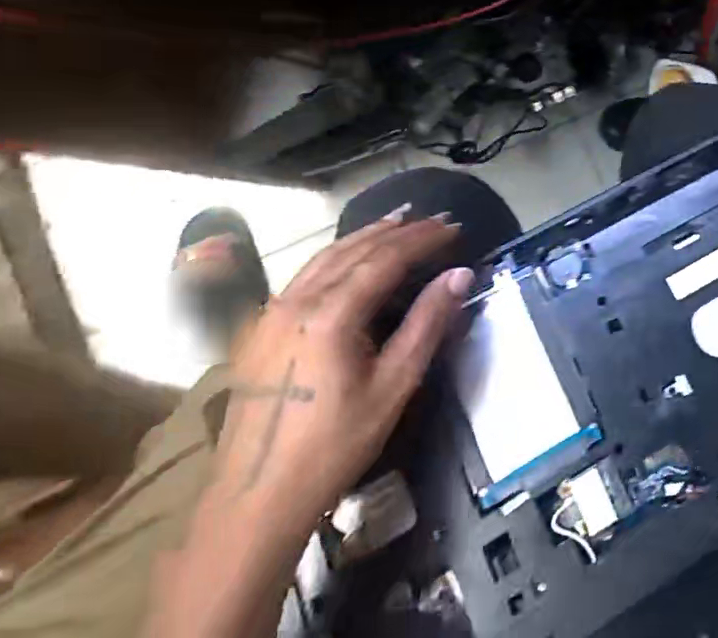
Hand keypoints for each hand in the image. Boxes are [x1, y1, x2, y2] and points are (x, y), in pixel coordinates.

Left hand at [208, 210, 468, 534]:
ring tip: (397, 222)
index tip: (455, 227)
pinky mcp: (259, 333)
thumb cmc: (336, 443)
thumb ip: (428, 323)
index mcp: (329, 315)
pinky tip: (351, 258)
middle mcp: (294, 304)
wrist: (256, 498)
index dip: (422, 239)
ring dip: (364, 237)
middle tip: (434, 218)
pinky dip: (337, 256)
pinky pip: (304, 277)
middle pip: (353, 251)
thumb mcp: (395, 384)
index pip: (385, 259)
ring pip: (323, 259)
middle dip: (397, 230)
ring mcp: (269, 317)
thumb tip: (460, 275)